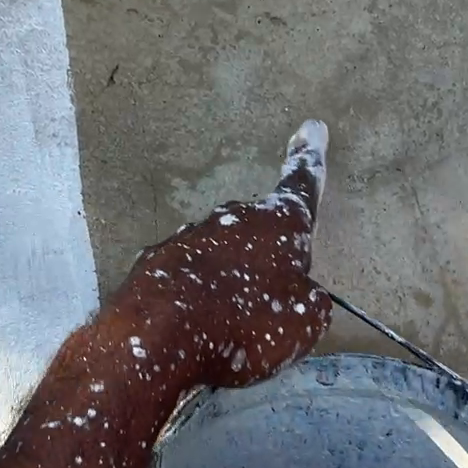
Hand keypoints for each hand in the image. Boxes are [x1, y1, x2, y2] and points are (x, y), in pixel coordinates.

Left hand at [114, 120, 333, 389]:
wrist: (162, 339)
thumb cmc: (248, 326)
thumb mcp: (304, 323)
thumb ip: (308, 299)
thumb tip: (300, 291)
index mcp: (278, 225)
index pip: (300, 185)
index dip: (310, 160)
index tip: (311, 127)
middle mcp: (234, 218)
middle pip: (256, 225)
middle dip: (264, 248)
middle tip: (267, 289)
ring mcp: (190, 235)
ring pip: (219, 249)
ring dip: (226, 273)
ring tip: (226, 318)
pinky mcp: (156, 260)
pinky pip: (187, 272)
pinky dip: (194, 290)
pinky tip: (192, 322)